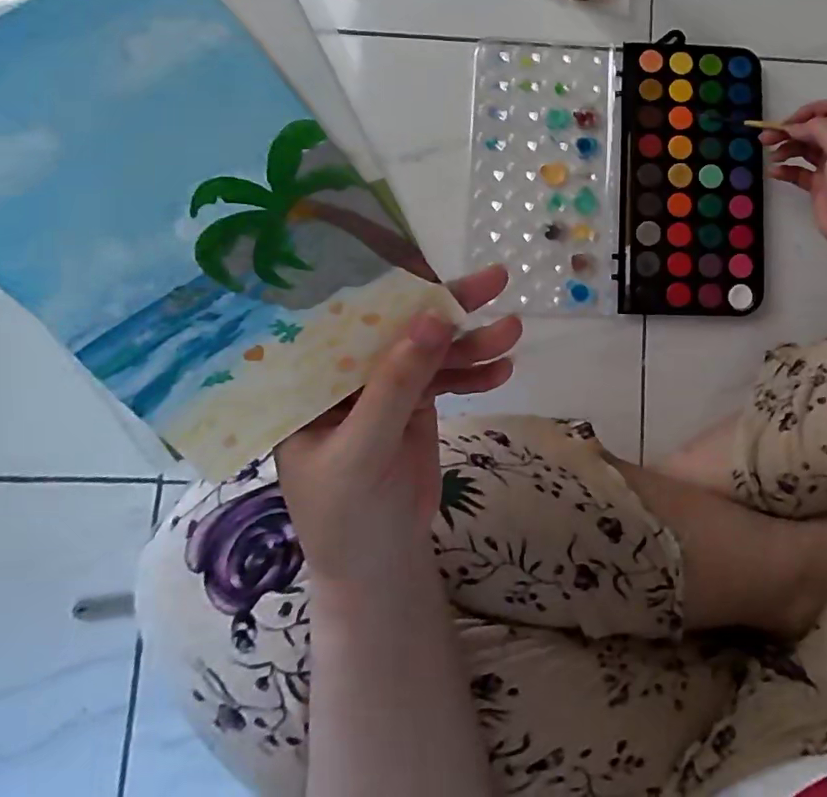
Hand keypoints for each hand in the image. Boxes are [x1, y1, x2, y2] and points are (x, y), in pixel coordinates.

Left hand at [273, 265, 521, 582]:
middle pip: (399, 327)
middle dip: (448, 307)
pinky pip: (448, 377)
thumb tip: (432, 319)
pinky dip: (475, 373)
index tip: (433, 262)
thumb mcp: (363, 450)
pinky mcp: (415, 404)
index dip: (388, 286)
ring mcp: (385, 388)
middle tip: (496, 280)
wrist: (378, 564)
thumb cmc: (345, 515)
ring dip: (473, 342)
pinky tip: (503, 369)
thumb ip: (395, 385)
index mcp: (313, 378)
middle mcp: (347, 373)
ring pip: (432, 351)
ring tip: (513, 332)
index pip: (348, 318)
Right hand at [763, 99, 826, 245]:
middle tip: (766, 138)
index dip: (808, 112)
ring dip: (785, 148)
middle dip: (789, 131)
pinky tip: (774, 173)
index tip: (789, 124)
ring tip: (772, 157)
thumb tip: (794, 127)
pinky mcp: (818, 186)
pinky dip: (785, 169)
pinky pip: (798, 172)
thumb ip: (819, 130)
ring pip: (803, 149)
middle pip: (812, 129)